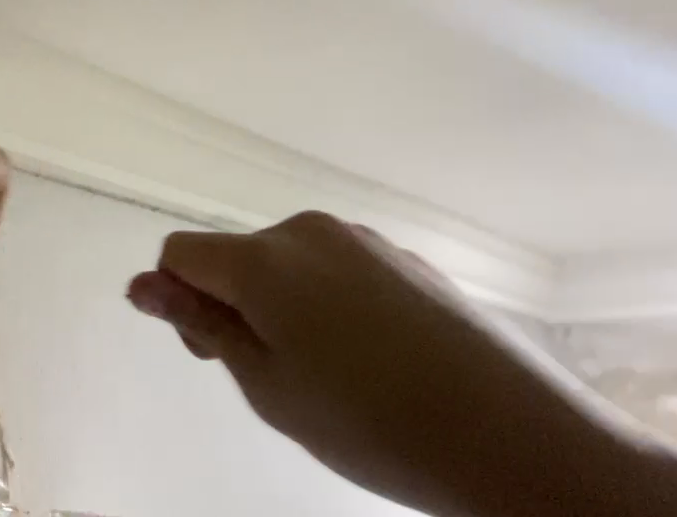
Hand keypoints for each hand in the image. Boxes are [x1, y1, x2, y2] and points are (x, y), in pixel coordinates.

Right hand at [126, 212, 643, 516]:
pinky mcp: (406, 258)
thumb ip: (202, 325)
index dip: (175, 298)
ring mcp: (361, 240)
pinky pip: (335, 267)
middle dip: (231, 302)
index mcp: (261, 260)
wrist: (534, 446)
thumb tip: (142, 286)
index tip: (210, 352)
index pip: (178, 253)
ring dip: (280, 302)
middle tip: (272, 372)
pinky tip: (375, 357)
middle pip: (233, 255)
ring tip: (331, 369)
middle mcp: (305, 231)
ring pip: (284, 261)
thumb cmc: (377, 426)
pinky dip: (328, 301)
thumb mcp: (269, 388)